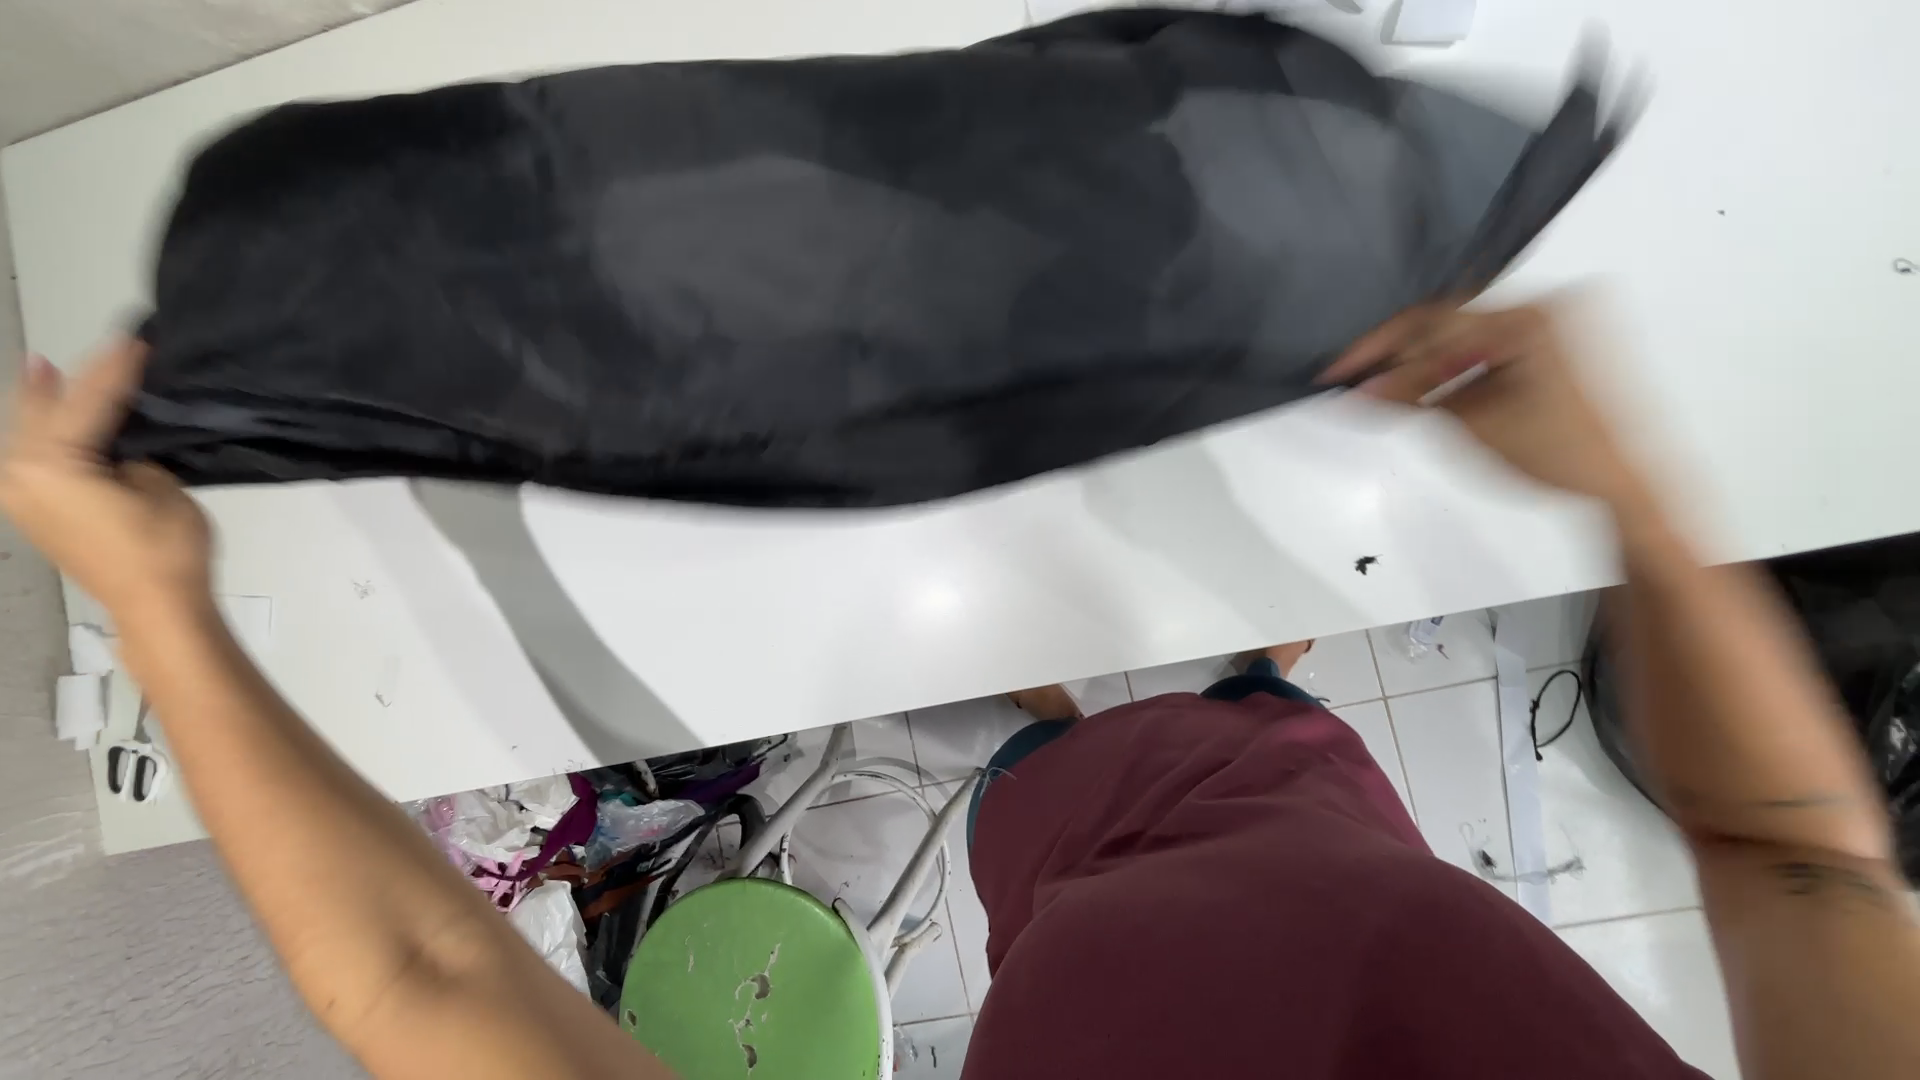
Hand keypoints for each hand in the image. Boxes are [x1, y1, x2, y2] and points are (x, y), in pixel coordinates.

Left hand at [0, 340, 212, 623]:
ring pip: (29, 433)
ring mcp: (20, 494)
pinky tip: (57, 419)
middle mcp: (16, 473)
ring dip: (48, 404)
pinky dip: (48, 432)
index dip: (115, 370)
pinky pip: (33, 455)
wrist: (156, 605)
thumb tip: (119, 449)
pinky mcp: (36, 510)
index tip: (134, 340)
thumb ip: (132, 459)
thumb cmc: (165, 548)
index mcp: (47, 464)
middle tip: (95, 349)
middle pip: (40, 414)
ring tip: (56, 371)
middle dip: (64, 383)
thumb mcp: (161, 489)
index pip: (86, 403)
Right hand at [1320, 299, 1650, 509]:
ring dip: (1423, 366)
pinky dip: (1453, 369)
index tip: (1340, 369)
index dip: (1376, 347)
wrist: (1623, 485)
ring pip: (1463, 337)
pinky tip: (1425, 392)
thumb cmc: (1565, 454)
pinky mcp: (1556, 344)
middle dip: (1398, 359)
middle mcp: (1551, 306)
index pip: (1431, 321)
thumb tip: (1359, 390)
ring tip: (1387, 394)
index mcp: (1535, 315)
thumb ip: (1408, 398)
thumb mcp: (1469, 424)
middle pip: (1446, 326)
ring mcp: (1557, 324)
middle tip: (1357, 384)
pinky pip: (1487, 346)